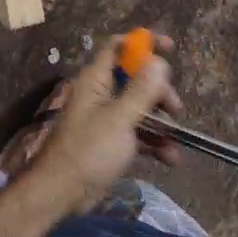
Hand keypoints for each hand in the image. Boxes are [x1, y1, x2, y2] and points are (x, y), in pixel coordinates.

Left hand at [27, 35, 184, 216]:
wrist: (63, 193)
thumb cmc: (89, 151)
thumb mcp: (119, 119)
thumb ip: (141, 90)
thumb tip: (159, 61)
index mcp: (96, 80)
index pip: (118, 47)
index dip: (143, 43)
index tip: (169, 48)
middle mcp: (101, 95)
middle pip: (136, 79)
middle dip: (159, 91)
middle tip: (174, 107)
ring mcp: (107, 120)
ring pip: (141, 109)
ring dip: (161, 122)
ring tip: (174, 137)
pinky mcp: (113, 143)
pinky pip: (139, 135)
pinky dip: (155, 144)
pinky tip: (170, 158)